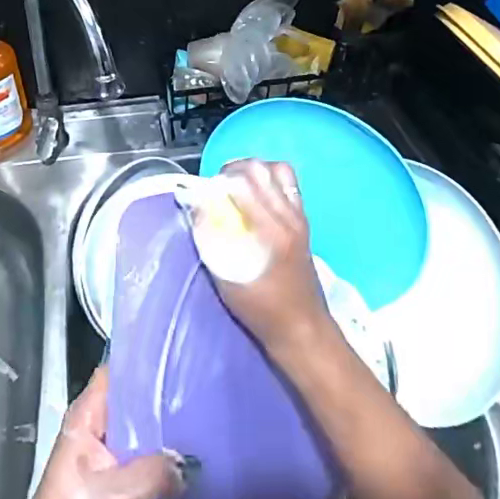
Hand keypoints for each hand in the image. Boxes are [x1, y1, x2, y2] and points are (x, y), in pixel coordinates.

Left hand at [10, 365, 184, 498]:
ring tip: (198, 426)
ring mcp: (102, 460)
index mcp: (84, 417)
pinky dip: (159, 463)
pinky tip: (182, 466)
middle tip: (197, 394)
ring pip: (138, 435)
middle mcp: (93, 430)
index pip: (114, 373)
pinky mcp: (110, 487)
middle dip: (160, 399)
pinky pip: (141, 463)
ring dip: (162, 435)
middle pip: (130, 402)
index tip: (174, 357)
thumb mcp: (115, 495)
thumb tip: (187, 463)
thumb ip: (154, 472)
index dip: (140, 362)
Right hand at [206, 159, 333, 356]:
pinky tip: (255, 198)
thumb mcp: (227, 280)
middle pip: (260, 168)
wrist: (304, 329)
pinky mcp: (304, 221)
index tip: (202, 194)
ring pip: (278, 170)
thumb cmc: (263, 310)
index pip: (241, 183)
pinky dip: (269, 180)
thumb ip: (210, 240)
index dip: (216, 182)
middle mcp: (288, 216)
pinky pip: (288, 184)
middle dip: (232, 170)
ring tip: (236, 187)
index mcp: (270, 230)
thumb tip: (195, 208)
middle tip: (217, 188)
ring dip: (254, 170)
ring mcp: (299, 216)